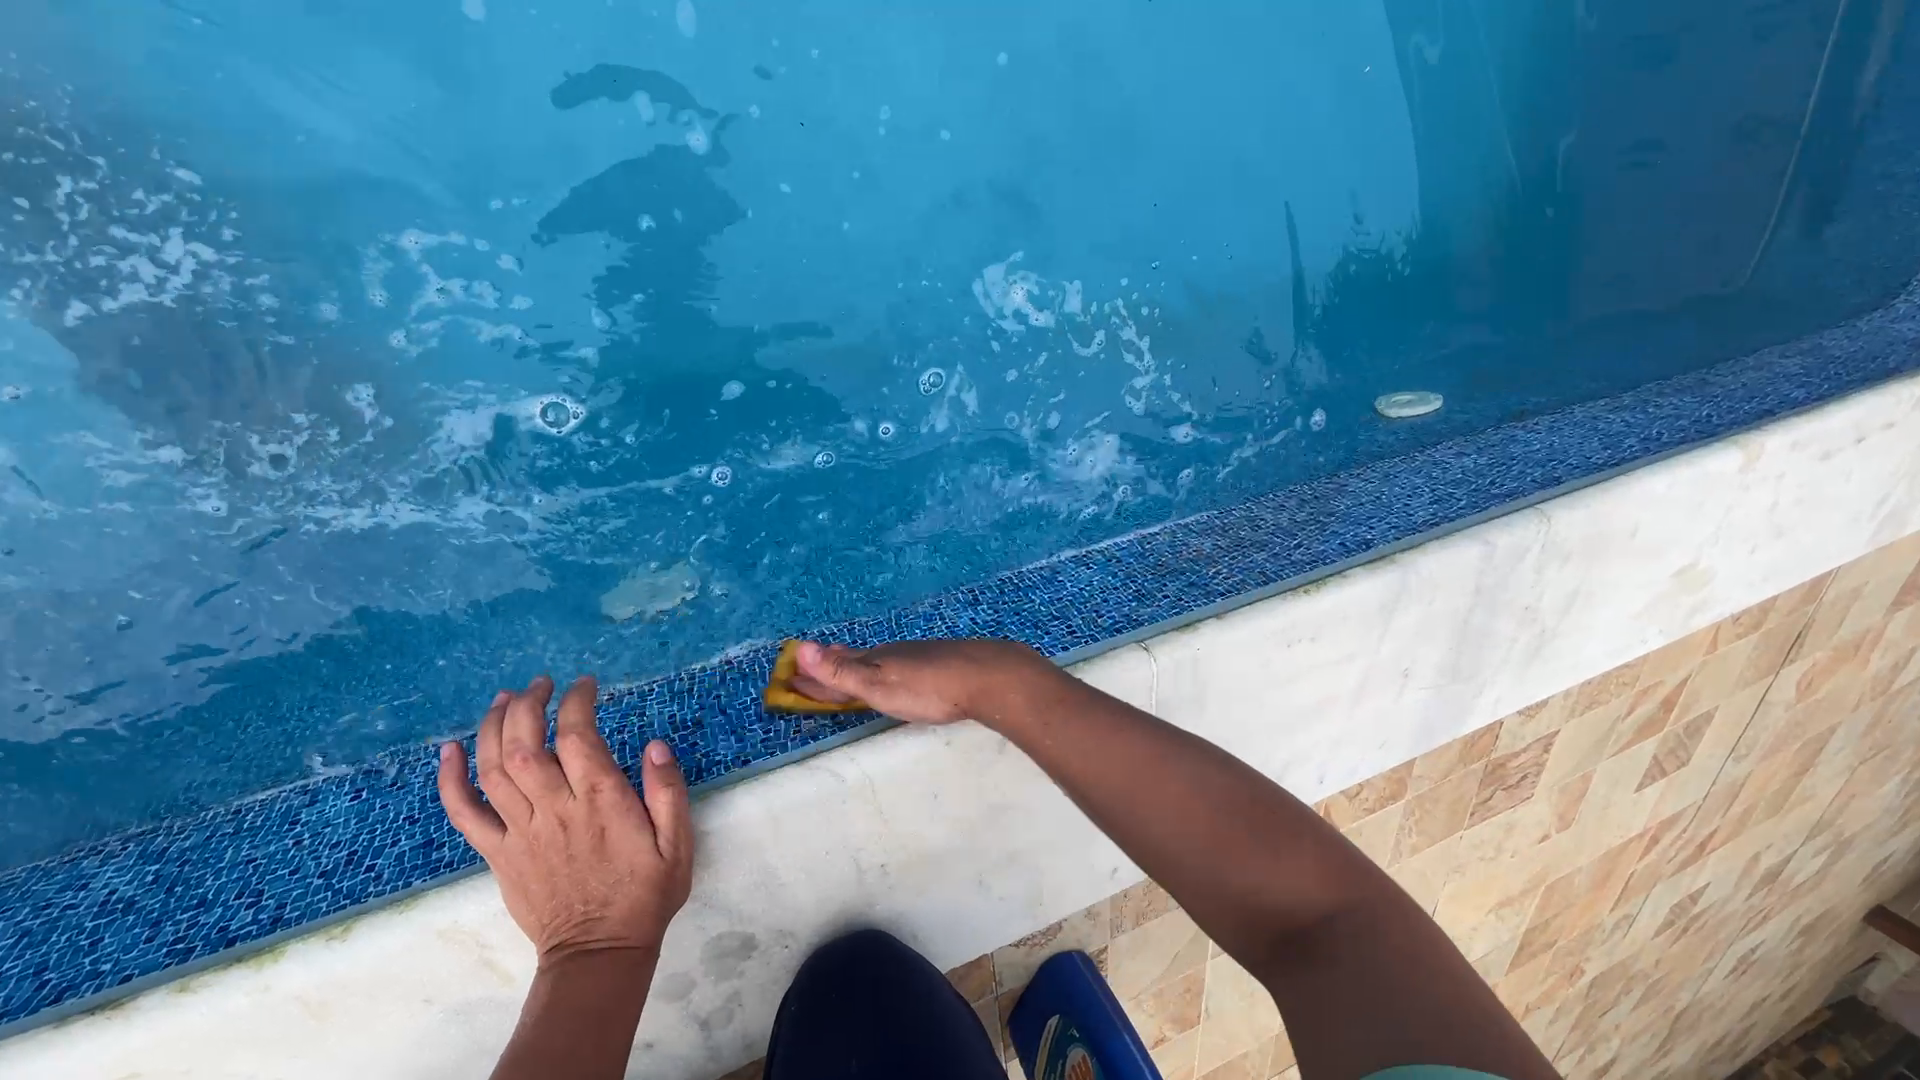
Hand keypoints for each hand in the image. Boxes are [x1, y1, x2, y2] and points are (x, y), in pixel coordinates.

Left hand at [437, 675, 693, 963]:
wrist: (599, 952)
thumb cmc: (645, 894)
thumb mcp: (677, 844)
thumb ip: (668, 792)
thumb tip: (654, 746)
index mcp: (601, 802)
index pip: (579, 735)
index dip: (577, 702)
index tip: (584, 685)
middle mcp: (555, 809)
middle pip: (526, 743)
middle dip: (528, 705)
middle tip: (539, 683)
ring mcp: (520, 831)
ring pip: (493, 769)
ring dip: (493, 727)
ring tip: (503, 699)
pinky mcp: (498, 853)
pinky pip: (465, 813)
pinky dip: (451, 780)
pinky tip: (449, 751)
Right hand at [789, 638, 1060, 725]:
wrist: (987, 676)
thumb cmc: (928, 688)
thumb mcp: (879, 685)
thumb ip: (842, 672)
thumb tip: (802, 647)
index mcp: (877, 659)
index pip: (837, 666)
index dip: (815, 673)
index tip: (792, 674)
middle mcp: (895, 653)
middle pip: (858, 659)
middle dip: (835, 664)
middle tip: (815, 664)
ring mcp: (920, 656)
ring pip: (883, 659)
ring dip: (861, 664)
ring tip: (850, 662)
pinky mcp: (942, 663)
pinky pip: (904, 663)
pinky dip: (888, 666)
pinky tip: (899, 669)